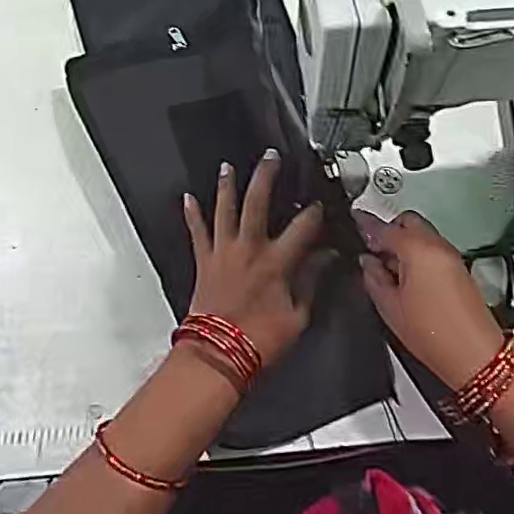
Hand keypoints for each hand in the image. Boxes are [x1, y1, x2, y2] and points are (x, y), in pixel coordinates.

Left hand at [181, 150, 326, 366]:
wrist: (218, 355)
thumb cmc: (258, 341)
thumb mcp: (298, 315)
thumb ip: (312, 281)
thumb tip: (326, 260)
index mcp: (276, 262)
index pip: (302, 227)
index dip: (314, 213)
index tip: (320, 205)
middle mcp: (248, 250)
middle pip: (257, 202)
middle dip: (265, 177)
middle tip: (270, 158)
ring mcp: (223, 252)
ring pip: (224, 210)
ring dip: (227, 186)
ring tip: (228, 167)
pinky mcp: (204, 261)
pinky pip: (196, 232)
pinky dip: (192, 214)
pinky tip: (188, 198)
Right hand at [356, 210, 505, 388]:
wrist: (476, 357)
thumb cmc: (438, 336)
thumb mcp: (389, 307)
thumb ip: (372, 277)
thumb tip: (367, 263)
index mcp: (417, 250)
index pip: (385, 228)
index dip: (366, 224)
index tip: (356, 220)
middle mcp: (438, 247)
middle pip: (408, 222)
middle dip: (389, 230)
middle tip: (372, 249)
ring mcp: (452, 257)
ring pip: (423, 234)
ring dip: (404, 243)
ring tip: (388, 269)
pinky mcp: (461, 270)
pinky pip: (434, 249)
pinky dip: (418, 255)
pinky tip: (407, 279)